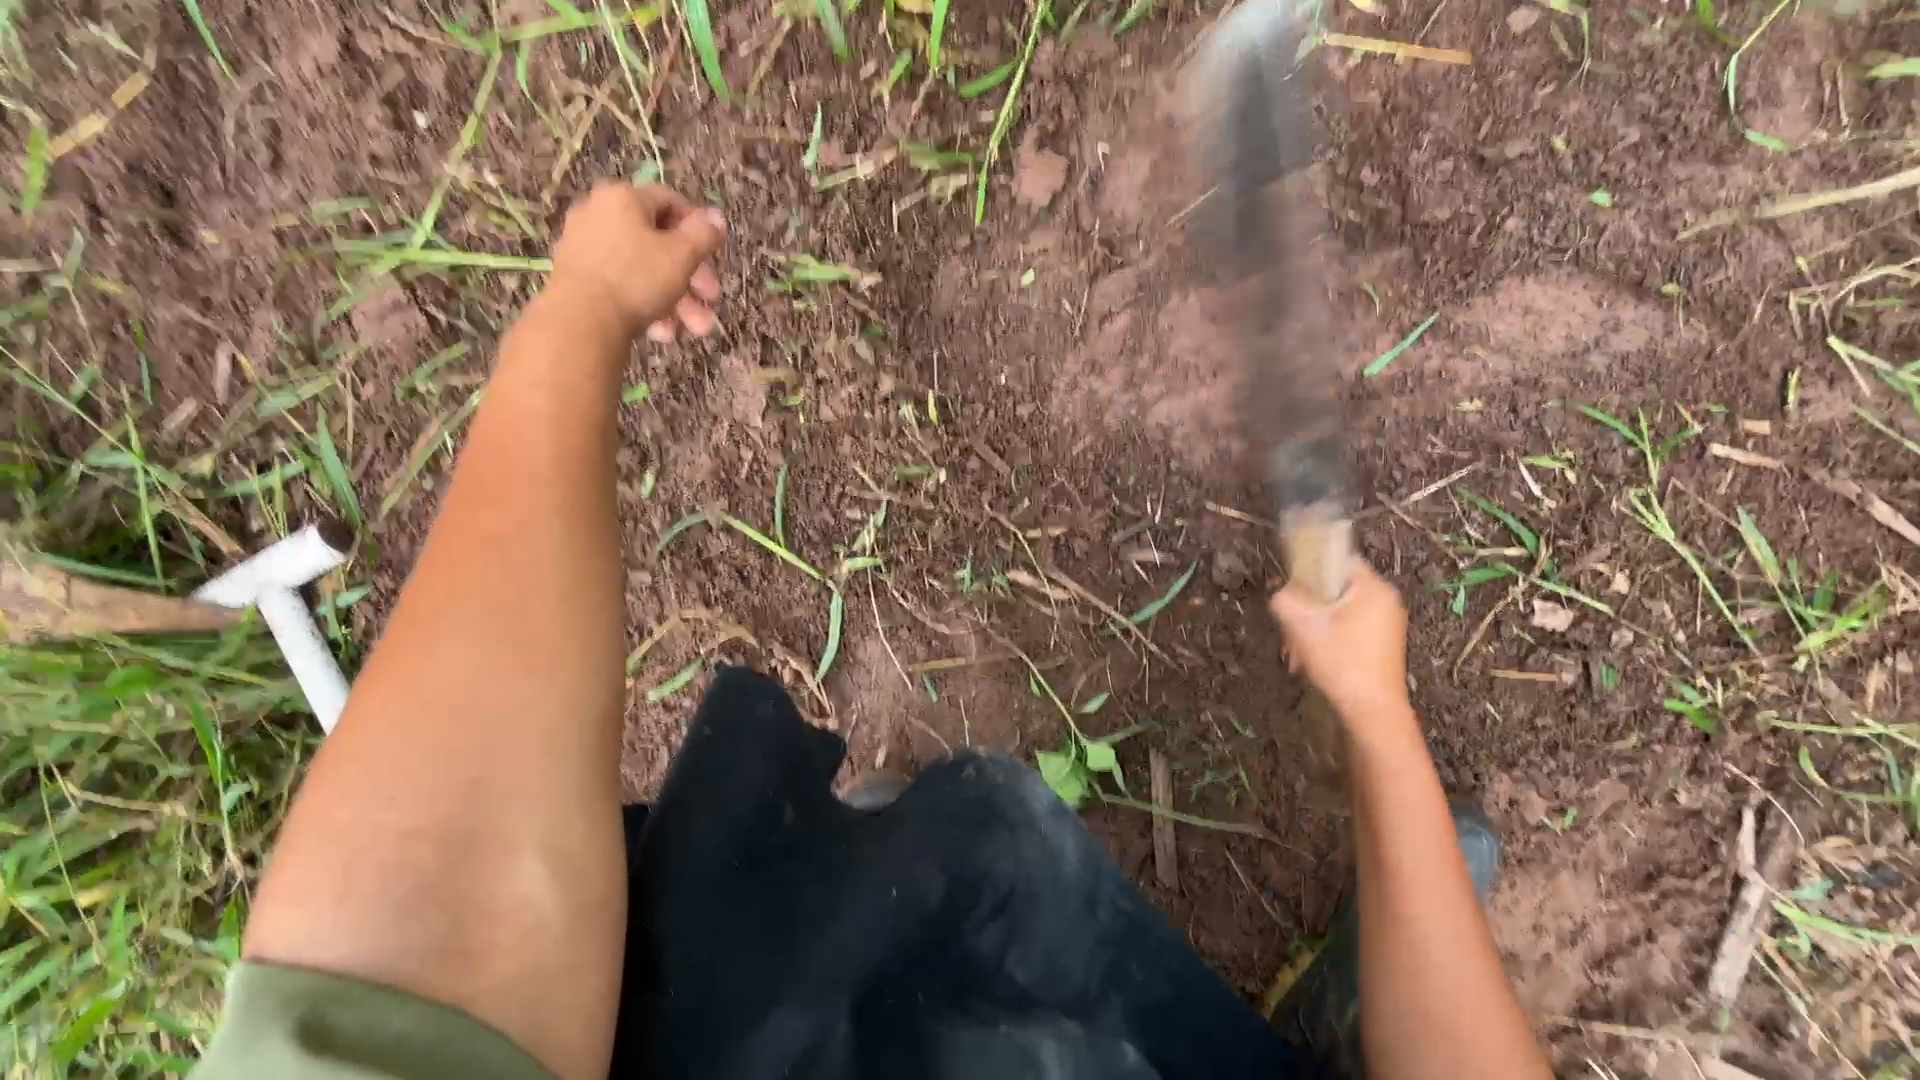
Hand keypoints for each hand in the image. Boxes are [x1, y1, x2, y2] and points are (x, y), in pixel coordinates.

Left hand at [548, 182, 726, 342]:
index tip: (714, 253)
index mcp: (624, 198)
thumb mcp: (682, 255)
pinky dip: (644, 303)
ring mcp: (584, 245)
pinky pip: (620, 284)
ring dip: (674, 299)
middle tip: (710, 299)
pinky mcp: (576, 276)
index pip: (671, 201)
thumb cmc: (637, 279)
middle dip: (691, 277)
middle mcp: (599, 213)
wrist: (581, 320)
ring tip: (691, 329)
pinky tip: (660, 331)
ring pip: (642, 269)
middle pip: (659, 242)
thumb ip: (704, 234)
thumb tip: (717, 217)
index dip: (698, 227)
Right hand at [1269, 561, 1414, 731]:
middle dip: (1308, 606)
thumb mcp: (1302, 626)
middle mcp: (1385, 600)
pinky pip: (1348, 627)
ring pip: (1338, 610)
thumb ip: (1285, 599)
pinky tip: (1312, 659)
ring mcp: (1386, 623)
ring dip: (1314, 626)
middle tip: (1291, 628)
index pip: (1338, 559)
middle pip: (1335, 588)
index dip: (1310, 566)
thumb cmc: (1341, 662)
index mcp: (1374, 588)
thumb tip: (1283, 591)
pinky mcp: (1382, 643)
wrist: (1372, 710)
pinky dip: (1328, 637)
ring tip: (1297, 650)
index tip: (1291, 587)